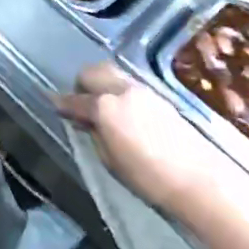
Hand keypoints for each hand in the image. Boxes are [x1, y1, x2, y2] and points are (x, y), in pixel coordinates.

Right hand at [56, 62, 229, 213]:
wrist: (196, 177)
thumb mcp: (111, 161)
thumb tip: (84, 121)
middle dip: (82, 83)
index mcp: (105, 107)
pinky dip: (117, 89)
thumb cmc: (147, 177)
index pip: (76, 100)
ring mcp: (142, 89)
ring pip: (112, 72)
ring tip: (101, 106)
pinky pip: (128, 83)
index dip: (62, 103)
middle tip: (79, 103)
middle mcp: (122, 90)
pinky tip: (121, 110)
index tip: (53, 104)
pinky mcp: (158, 95)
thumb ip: (94, 135)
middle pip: (93, 71)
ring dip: (101, 83)